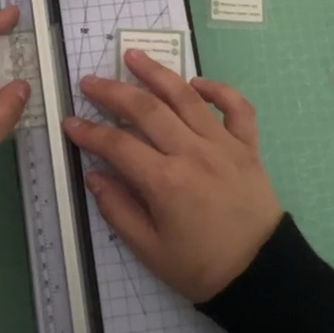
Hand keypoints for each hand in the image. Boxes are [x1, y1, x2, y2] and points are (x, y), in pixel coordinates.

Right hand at [66, 50, 281, 301]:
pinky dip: (218, 89)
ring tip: (134, 56)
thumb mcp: (150, 250)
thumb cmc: (201, 267)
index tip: (70, 122)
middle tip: (90, 81)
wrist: (263, 276)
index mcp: (165, 182)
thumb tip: (95, 175)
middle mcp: (193, 154)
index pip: (118, 145)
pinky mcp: (248, 147)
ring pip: (186, 97)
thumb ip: (118, 209)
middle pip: (147, 110)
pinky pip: (236, 108)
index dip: (90, 132)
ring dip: (157, 73)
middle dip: (114, 92)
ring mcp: (223, 146)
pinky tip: (196, 83)